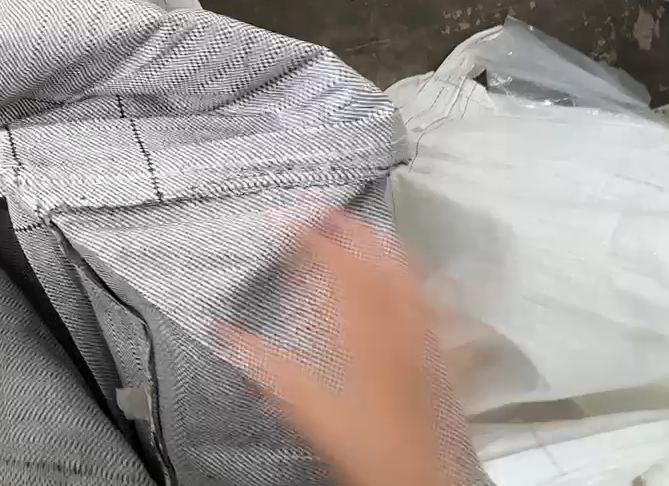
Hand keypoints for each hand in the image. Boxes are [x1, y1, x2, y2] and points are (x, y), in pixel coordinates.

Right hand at [224, 210, 450, 485]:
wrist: (416, 481)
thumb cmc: (359, 442)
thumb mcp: (300, 401)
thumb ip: (261, 360)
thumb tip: (219, 329)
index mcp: (356, 333)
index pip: (332, 268)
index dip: (306, 237)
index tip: (283, 218)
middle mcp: (393, 331)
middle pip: (378, 266)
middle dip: (353, 232)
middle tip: (331, 209)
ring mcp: (423, 345)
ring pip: (414, 284)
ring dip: (394, 253)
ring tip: (377, 231)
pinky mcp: (444, 365)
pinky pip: (448, 319)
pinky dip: (441, 295)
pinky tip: (445, 283)